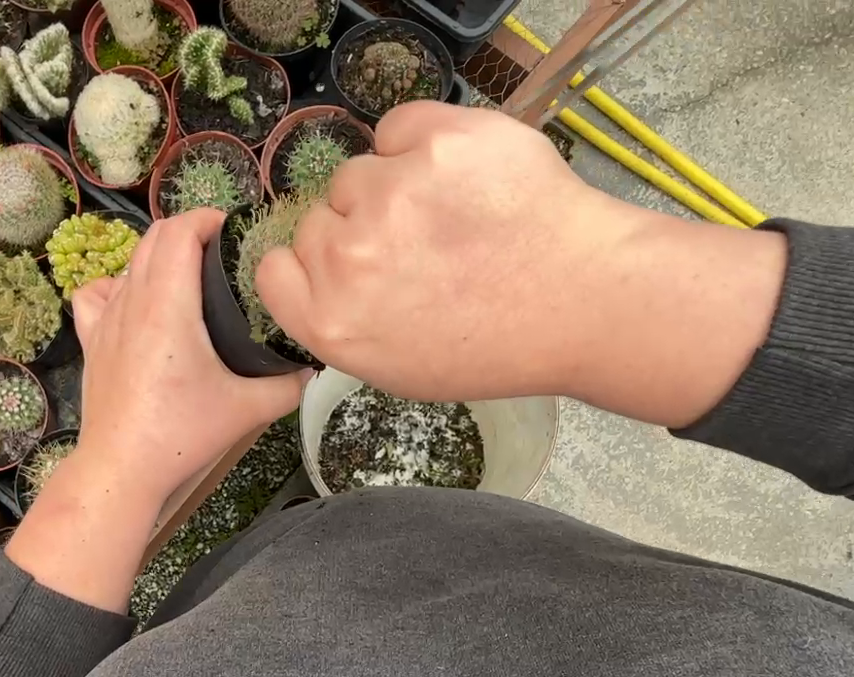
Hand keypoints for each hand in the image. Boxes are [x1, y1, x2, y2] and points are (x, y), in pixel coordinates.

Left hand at [69, 209, 307, 507]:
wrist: (123, 469)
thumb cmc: (182, 435)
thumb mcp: (247, 410)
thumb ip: (287, 386)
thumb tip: (310, 367)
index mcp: (168, 305)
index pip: (179, 231)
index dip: (208, 220)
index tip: (234, 234)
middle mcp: (132, 301)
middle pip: (153, 238)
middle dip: (188, 233)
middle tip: (221, 256)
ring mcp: (106, 321)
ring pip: (128, 263)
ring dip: (158, 258)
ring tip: (187, 281)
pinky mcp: (92, 343)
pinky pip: (98, 294)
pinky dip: (118, 286)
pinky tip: (135, 305)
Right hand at [255, 102, 786, 426]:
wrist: (580, 302)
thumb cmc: (491, 347)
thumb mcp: (395, 369)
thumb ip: (341, 323)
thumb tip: (321, 279)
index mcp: (332, 322)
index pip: (273, 271)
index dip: (308, 270)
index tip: (344, 273)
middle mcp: (347, 256)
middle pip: (317, 221)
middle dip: (355, 233)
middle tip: (413, 253)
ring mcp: (392, 191)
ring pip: (357, 174)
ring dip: (388, 189)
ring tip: (446, 218)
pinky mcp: (439, 138)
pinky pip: (398, 129)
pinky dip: (420, 147)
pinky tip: (460, 181)